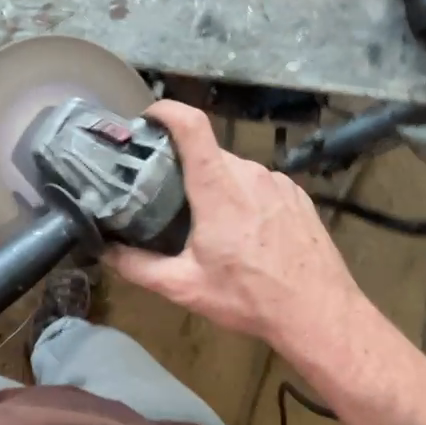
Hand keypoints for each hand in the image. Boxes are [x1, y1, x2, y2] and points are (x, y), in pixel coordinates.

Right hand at [104, 100, 360, 350]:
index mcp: (217, 187)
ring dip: (216, 186)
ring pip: (233, 169)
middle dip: (184, 167)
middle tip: (168, 199)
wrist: (320, 313)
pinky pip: (259, 184)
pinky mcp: (296, 194)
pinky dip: (244, 198)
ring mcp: (277, 182)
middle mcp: (248, 174)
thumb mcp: (185, 287)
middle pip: (207, 152)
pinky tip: (246, 233)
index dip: (166, 110)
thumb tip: (105, 250)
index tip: (147, 118)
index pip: (191, 126)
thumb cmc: (250, 298)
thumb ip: (138, 266)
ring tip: (210, 224)